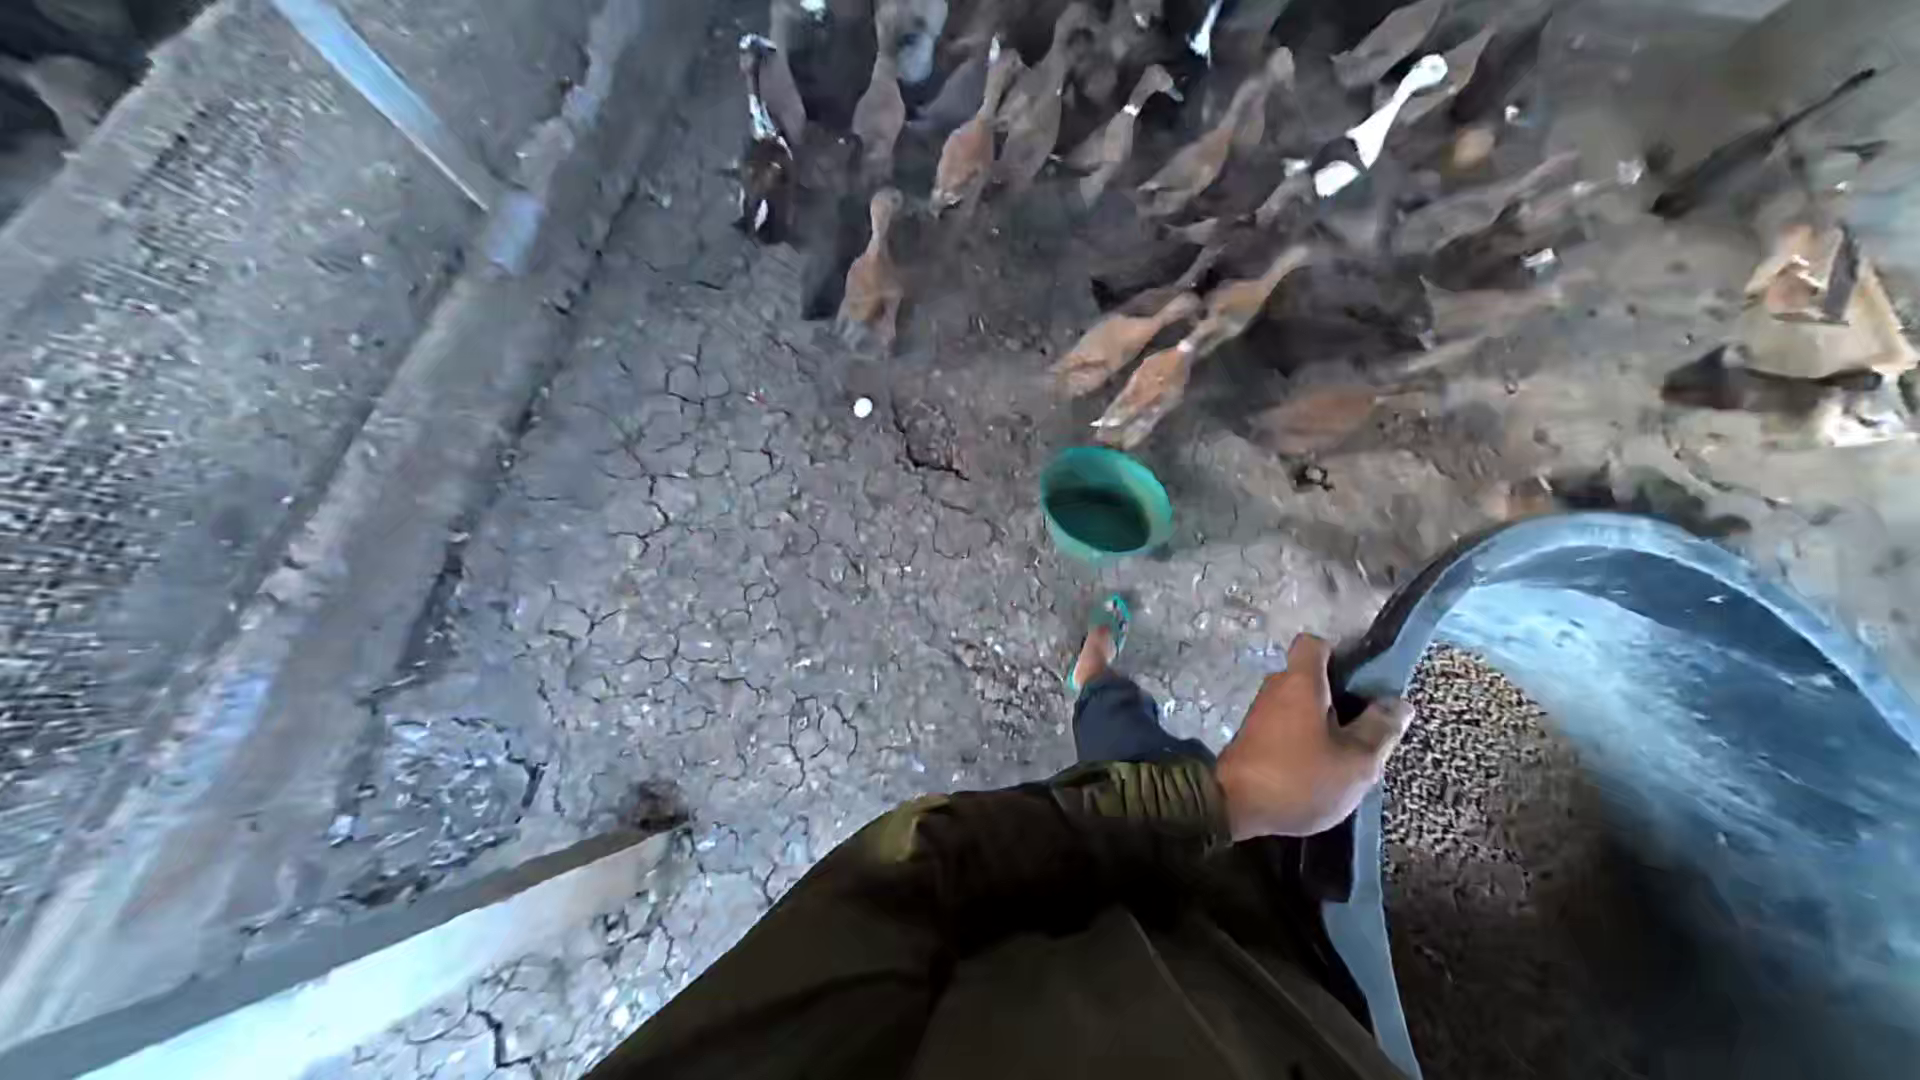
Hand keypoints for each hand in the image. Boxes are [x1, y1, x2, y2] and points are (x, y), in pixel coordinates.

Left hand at [1215, 634, 1413, 839]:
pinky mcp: (1254, 733)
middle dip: (1340, 695)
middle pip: (1311, 675)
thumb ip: (1380, 729)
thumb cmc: (1299, 777)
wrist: (1235, 804)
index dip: (1341, 654)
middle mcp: (1276, 687)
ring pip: (1300, 701)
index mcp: (1299, 682)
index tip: (1363, 682)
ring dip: (1324, 719)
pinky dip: (1305, 733)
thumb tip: (1398, 702)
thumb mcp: (1356, 760)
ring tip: (1350, 750)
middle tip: (1368, 725)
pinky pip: (1287, 720)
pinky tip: (1323, 762)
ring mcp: (1261, 710)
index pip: (1313, 644)